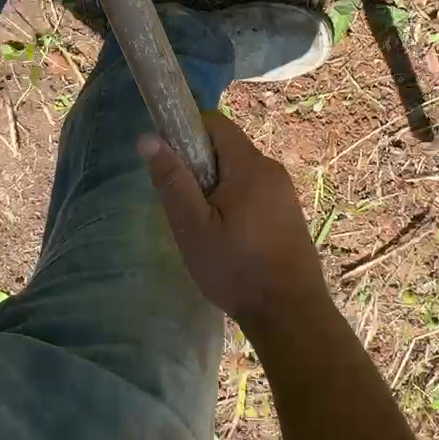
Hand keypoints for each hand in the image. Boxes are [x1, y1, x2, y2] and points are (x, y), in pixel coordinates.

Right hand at [137, 112, 330, 331]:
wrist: (291, 316)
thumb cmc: (236, 270)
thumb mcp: (192, 227)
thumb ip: (171, 180)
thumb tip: (147, 138)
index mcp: (249, 165)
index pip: (214, 123)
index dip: (186, 132)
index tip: (170, 161)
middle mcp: (271, 169)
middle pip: (226, 147)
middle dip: (200, 165)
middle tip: (184, 204)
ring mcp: (284, 191)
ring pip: (239, 171)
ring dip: (217, 187)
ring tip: (204, 226)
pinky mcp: (289, 212)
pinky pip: (254, 190)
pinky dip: (235, 201)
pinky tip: (228, 237)